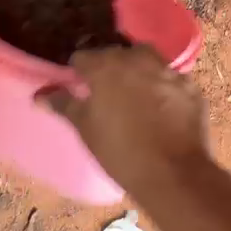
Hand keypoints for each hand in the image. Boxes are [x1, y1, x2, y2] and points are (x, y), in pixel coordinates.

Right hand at [39, 46, 211, 191]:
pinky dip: (164, 88)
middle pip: (115, 54)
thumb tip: (39, 95)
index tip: (79, 88)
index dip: (78, 73)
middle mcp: (135, 59)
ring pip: (146, 60)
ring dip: (139, 71)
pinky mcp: (191, 87)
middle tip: (107, 94)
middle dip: (109, 69)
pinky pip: (171, 79)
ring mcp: (167, 71)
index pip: (82, 58)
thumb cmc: (120, 150)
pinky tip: (163, 108)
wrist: (175, 175)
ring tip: (136, 95)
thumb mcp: (84, 128)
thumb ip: (63, 104)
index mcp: (104, 66)